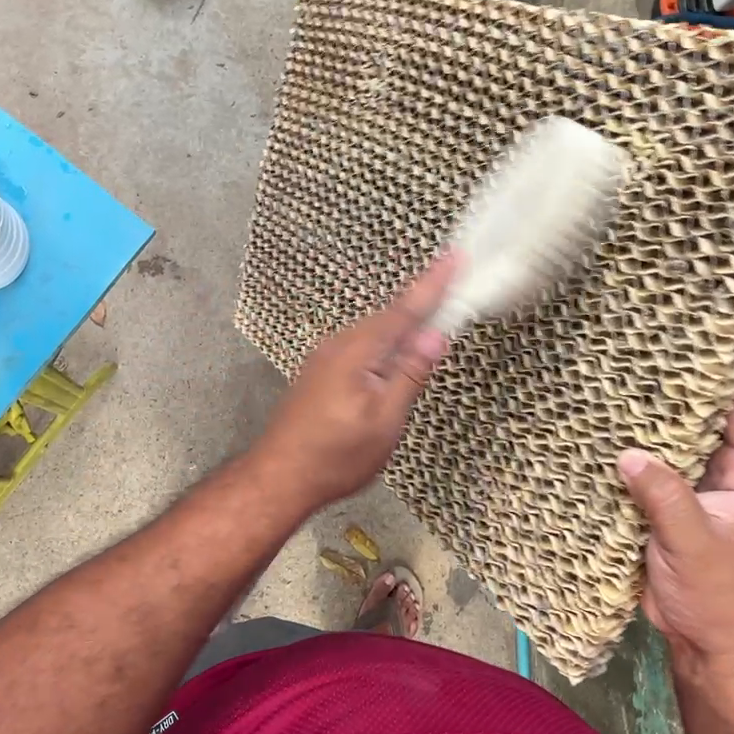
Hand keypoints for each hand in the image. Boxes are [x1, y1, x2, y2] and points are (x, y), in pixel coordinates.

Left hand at [246, 258, 456, 510]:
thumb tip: (434, 335)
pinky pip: (361, 347)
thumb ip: (409, 374)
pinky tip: (395, 353)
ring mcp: (326, 358)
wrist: (279, 477)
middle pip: (389, 317)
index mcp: (357, 352)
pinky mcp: (320, 373)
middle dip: (422, 300)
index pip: (404, 310)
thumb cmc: (334, 457)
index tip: (454, 256)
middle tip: (454, 281)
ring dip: (403, 323)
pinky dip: (384, 343)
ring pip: (374, 333)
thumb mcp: (384, 421)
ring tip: (433, 314)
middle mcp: (338, 346)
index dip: (433, 284)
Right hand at [618, 360, 733, 675]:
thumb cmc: (722, 596)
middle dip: (685, 382)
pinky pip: (652, 466)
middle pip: (709, 417)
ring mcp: (696, 488)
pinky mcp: (668, 505)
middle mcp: (727, 474)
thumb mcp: (697, 543)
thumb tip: (627, 454)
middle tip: (653, 340)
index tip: (721, 328)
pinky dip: (632, 447)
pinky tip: (604, 427)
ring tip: (622, 373)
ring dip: (653, 416)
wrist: (710, 643)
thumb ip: (666, 497)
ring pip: (676, 440)